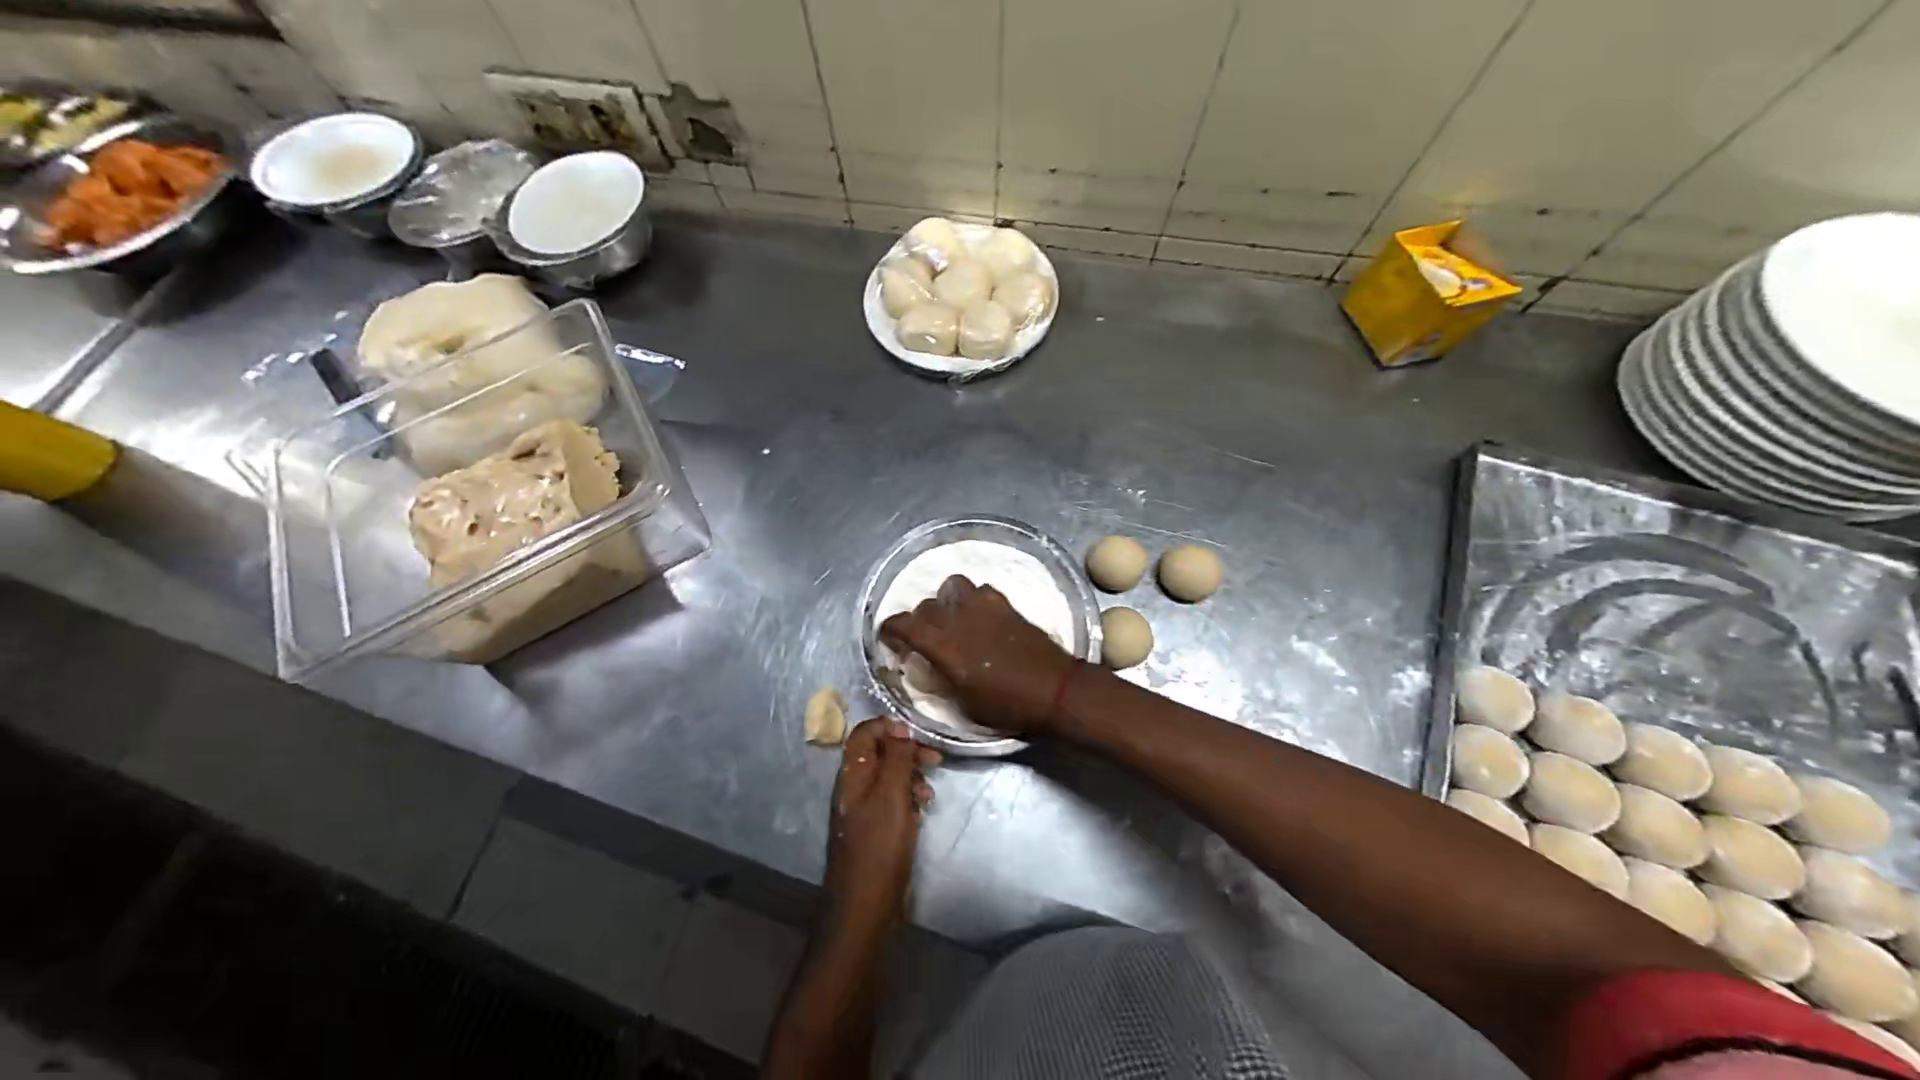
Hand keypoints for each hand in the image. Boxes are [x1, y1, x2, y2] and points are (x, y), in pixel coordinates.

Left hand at [825, 718, 938, 936]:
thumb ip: (896, 758)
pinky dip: (909, 798)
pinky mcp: (875, 829)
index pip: (864, 733)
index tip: (918, 735)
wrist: (865, 907)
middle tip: (935, 759)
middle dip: (907, 751)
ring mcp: (863, 810)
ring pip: (889, 777)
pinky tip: (923, 809)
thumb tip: (900, 728)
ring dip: (912, 776)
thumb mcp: (892, 796)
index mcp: (852, 775)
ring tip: (930, 792)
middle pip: (879, 753)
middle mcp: (854, 787)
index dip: (889, 726)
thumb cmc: (879, 847)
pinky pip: (892, 801)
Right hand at [879, 575, 1079, 734]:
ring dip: (948, 600)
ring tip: (954, 617)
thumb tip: (933, 667)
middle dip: (919, 619)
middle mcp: (959, 620)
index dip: (890, 628)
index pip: (903, 623)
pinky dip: (975, 600)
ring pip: (953, 586)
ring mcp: (984, 608)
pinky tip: (981, 616)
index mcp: (944, 647)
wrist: (1055, 690)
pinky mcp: (1006, 605)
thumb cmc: (1008, 707)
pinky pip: (981, 590)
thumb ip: (943, 679)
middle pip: (926, 605)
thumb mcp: (965, 705)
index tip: (889, 637)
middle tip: (924, 637)